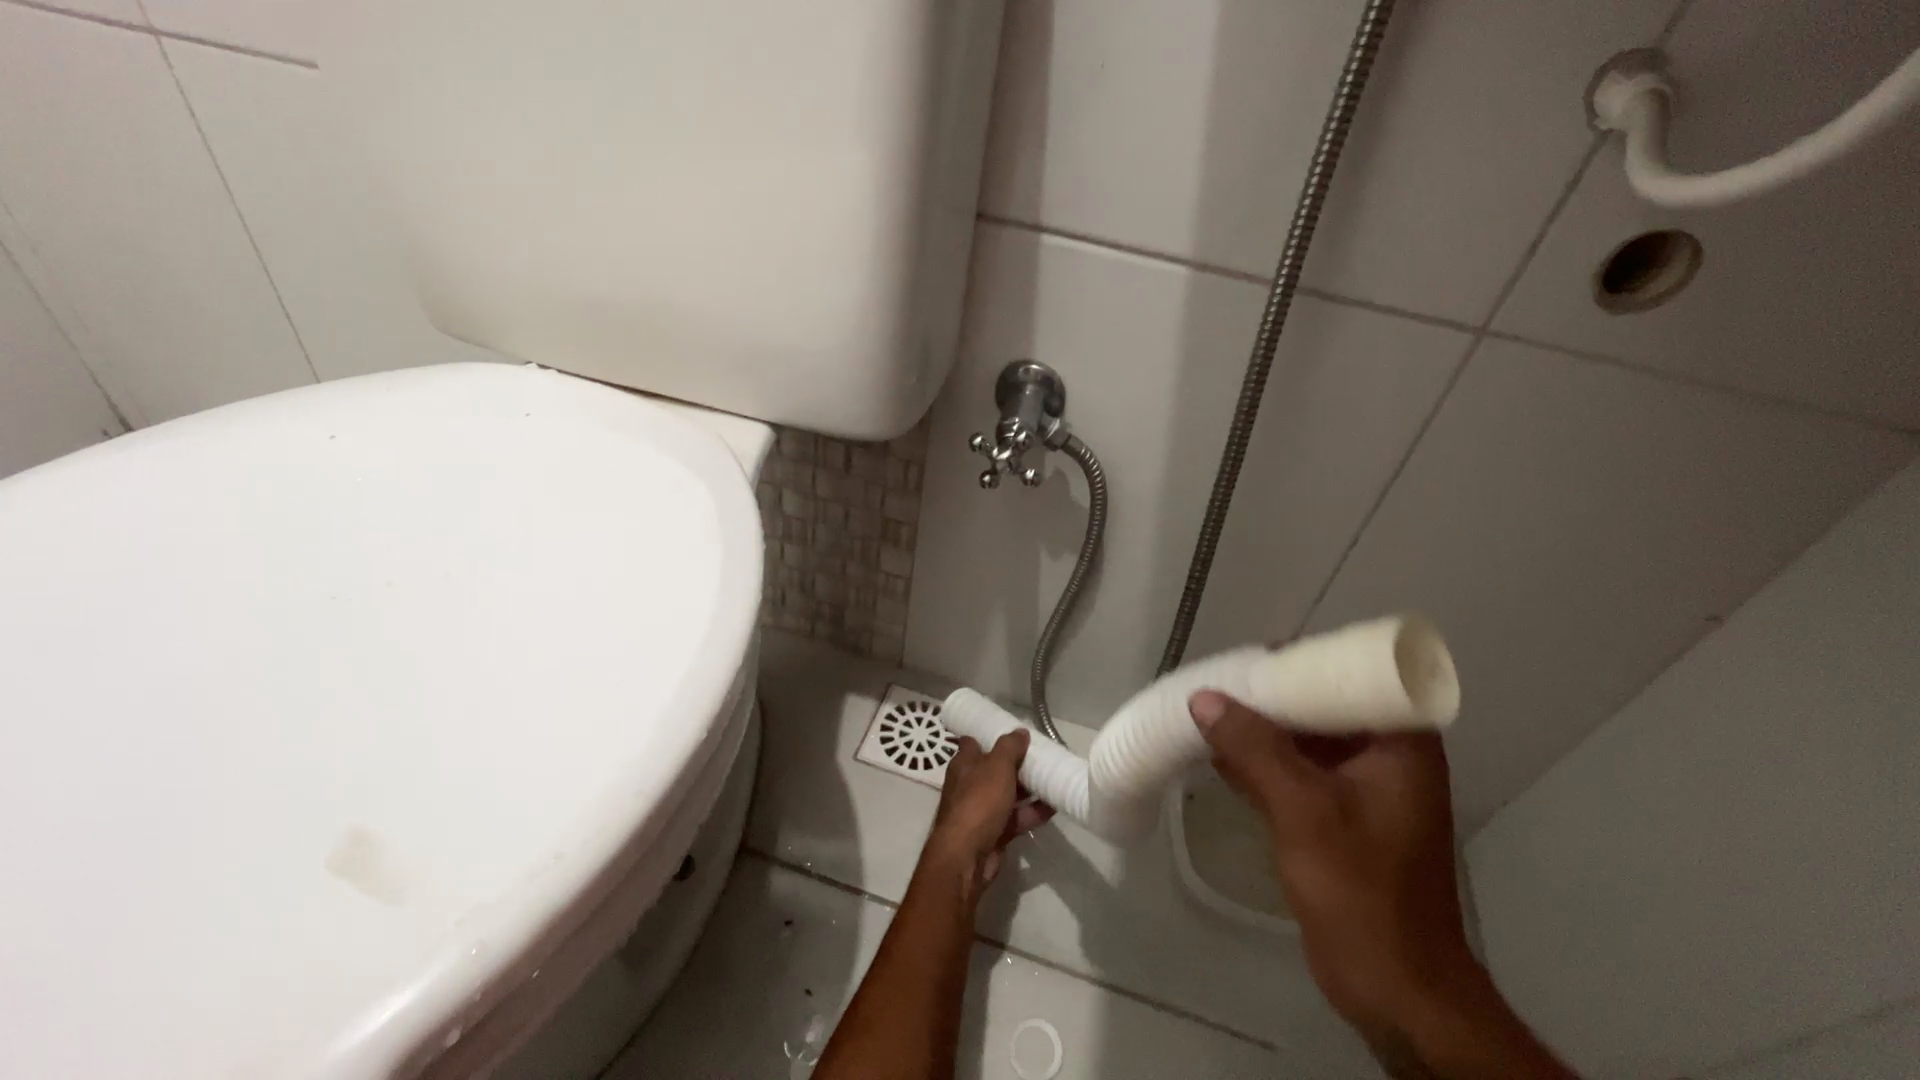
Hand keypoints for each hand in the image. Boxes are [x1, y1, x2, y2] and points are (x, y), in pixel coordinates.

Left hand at [916, 729, 1053, 905]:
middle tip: (1042, 756)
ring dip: (1028, 790)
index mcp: (964, 764)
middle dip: (1016, 764)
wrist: (967, 856)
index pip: (973, 743)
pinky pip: (1016, 818)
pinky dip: (1032, 813)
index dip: (990, 737)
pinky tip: (1055, 807)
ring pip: (1007, 795)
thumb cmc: (978, 802)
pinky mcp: (993, 833)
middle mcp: (969, 785)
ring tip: (1054, 779)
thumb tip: (1020, 731)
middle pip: (994, 769)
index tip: (1012, 733)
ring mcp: (981, 811)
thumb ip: (1009, 748)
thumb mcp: (997, 767)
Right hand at [1188, 690, 1479, 1039]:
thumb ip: (1254, 749)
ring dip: (1260, 731)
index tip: (1242, 661)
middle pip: (1322, 706)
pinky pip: (1299, 774)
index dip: (1293, 664)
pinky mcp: (1343, 819)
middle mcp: (1388, 756)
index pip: (1346, 676)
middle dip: (1267, 697)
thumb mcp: (1303, 811)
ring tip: (1206, 713)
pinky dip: (1262, 764)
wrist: (1394, 985)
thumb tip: (1203, 699)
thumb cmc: (1360, 890)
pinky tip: (1218, 756)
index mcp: (1400, 742)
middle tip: (1214, 686)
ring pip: (1306, 741)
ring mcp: (1366, 790)